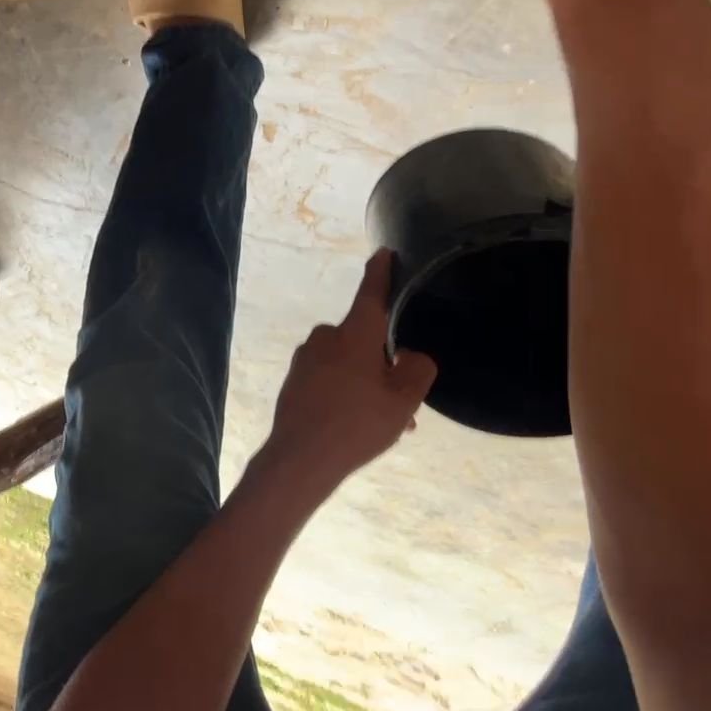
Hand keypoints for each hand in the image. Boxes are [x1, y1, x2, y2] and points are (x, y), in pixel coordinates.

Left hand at [265, 252, 435, 477]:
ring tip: (386, 423)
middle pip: (364, 340)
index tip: (383, 253)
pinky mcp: (294, 378)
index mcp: (352, 335)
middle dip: (384, 364)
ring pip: (349, 363)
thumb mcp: (404, 399)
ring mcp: (305, 358)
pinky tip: (358, 425)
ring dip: (368, 384)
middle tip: (402, 401)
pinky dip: (347, 393)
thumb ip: (416, 368)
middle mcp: (324, 339)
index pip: (370, 295)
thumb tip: (407, 356)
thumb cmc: (357, 423)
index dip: (380, 273)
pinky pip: (330, 377)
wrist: (301, 456)